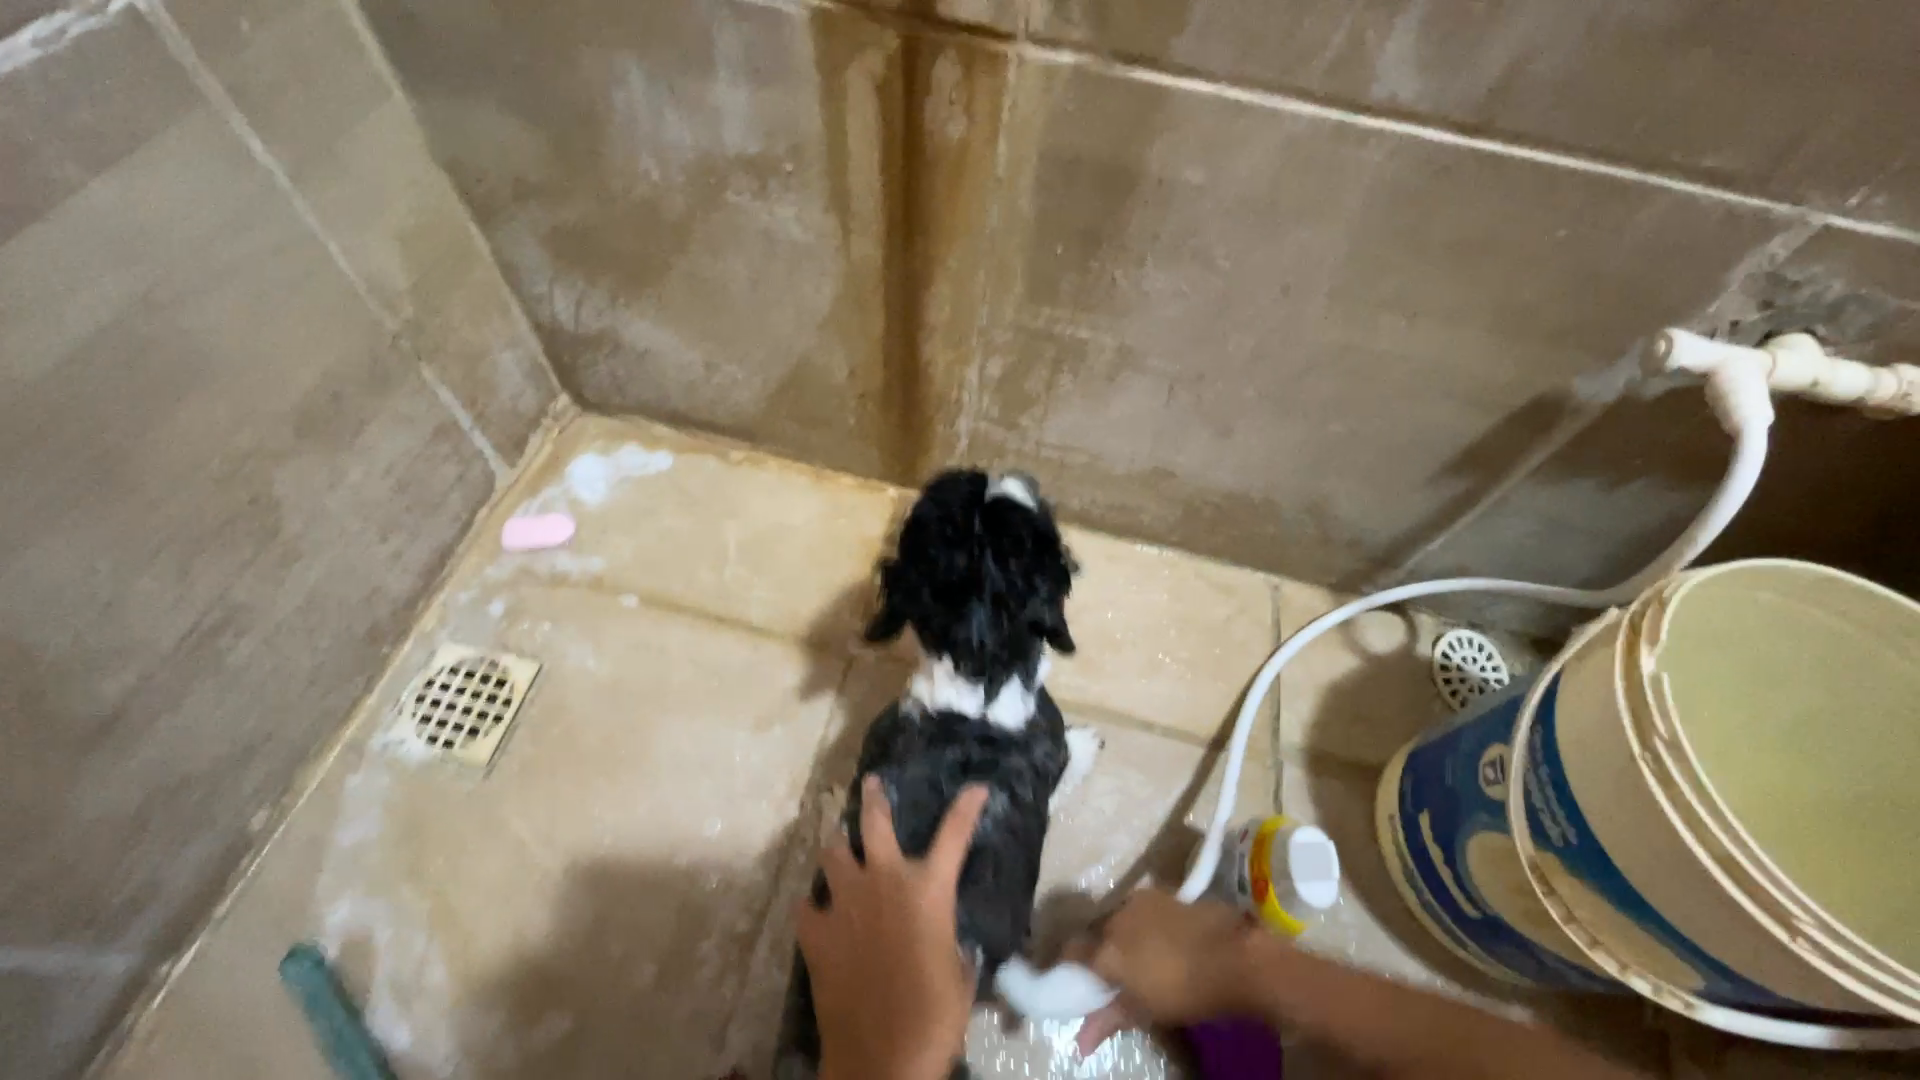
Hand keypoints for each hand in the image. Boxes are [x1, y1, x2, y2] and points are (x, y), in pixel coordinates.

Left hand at [796, 777, 988, 1079]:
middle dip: (874, 799)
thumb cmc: (935, 1013)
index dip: (967, 806)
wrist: (883, 1054)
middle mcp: (884, 881)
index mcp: (929, 889)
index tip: (976, 786)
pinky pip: (806, 906)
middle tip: (871, 783)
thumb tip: (950, 945)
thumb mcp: (958, 974)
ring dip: (837, 848)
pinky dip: (812, 907)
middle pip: (874, 823)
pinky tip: (816, 914)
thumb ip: (951, 947)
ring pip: (832, 854)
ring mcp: (845, 902)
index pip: (955, 834)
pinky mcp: (815, 932)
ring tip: (837, 846)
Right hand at [1070, 889, 1263, 1055]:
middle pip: (1096, 933)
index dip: (1071, 963)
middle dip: (1101, 949)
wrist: (1232, 956)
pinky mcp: (1160, 891)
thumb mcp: (1145, 1011)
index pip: (1071, 951)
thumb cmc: (1186, 992)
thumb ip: (1108, 1019)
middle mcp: (1113, 919)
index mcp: (1105, 951)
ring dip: (1122, 933)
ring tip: (1141, 953)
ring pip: (1118, 917)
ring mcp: (1137, 901)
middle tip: (1116, 970)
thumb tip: (1079, 1043)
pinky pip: (1140, 907)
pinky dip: (1142, 920)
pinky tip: (1161, 935)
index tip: (1078, 976)